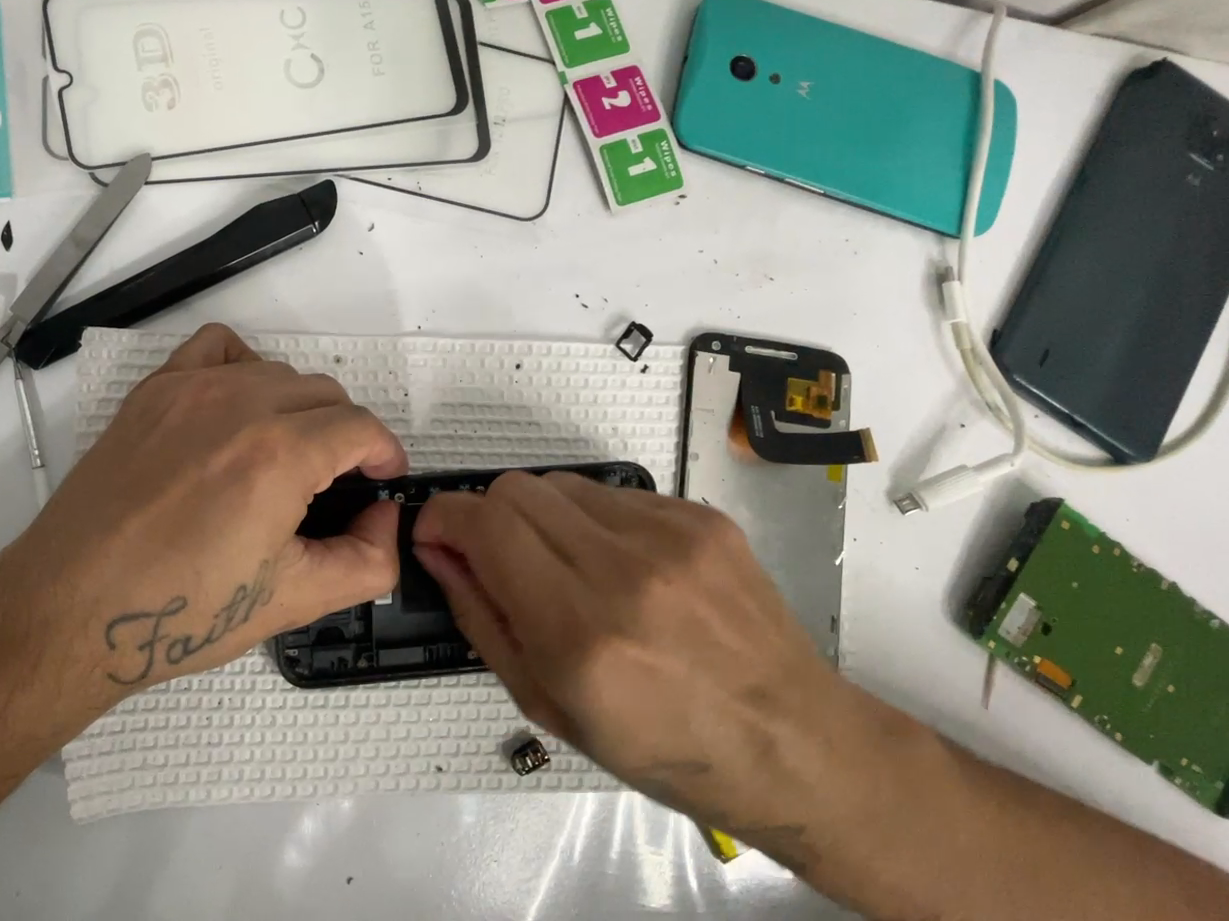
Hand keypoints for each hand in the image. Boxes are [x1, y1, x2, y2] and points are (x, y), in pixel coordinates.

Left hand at [0, 324, 407, 705]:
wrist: (74, 606)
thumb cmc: (182, 611)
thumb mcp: (294, 600)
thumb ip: (368, 559)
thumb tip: (384, 517)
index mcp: (278, 453)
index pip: (361, 427)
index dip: (384, 456)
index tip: (379, 483)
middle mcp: (237, 403)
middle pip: (325, 393)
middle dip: (345, 435)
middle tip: (333, 485)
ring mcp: (189, 389)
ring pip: (276, 371)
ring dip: (298, 407)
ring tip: (283, 457)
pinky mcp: (152, 392)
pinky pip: (216, 349)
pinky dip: (242, 368)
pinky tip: (236, 412)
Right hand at [413, 471, 868, 839]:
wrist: (791, 742)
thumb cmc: (659, 746)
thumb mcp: (545, 704)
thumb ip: (480, 617)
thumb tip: (438, 551)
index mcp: (578, 631)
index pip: (482, 523)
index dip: (442, 517)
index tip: (436, 536)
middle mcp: (624, 570)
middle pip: (514, 489)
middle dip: (486, 516)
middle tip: (497, 560)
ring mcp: (672, 536)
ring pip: (560, 483)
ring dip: (539, 517)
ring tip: (565, 567)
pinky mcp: (703, 518)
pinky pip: (613, 493)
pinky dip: (592, 520)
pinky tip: (619, 567)